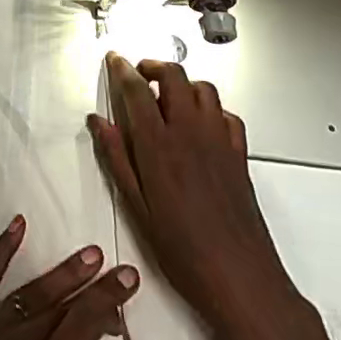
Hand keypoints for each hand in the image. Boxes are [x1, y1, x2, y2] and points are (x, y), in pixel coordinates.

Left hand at [0, 214, 137, 339]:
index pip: (80, 331)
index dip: (107, 303)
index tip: (128, 280)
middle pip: (58, 311)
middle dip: (92, 289)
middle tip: (116, 268)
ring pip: (28, 294)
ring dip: (60, 273)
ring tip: (88, 254)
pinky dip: (1, 251)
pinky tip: (17, 226)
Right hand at [87, 53, 300, 328]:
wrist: (239, 278)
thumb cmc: (185, 250)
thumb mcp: (136, 206)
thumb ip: (117, 158)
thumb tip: (100, 125)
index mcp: (159, 146)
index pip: (137, 90)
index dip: (122, 70)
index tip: (114, 61)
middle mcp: (191, 135)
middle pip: (174, 76)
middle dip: (153, 66)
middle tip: (139, 72)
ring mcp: (219, 142)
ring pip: (204, 89)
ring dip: (183, 82)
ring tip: (167, 93)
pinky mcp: (240, 155)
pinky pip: (228, 115)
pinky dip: (212, 108)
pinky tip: (201, 121)